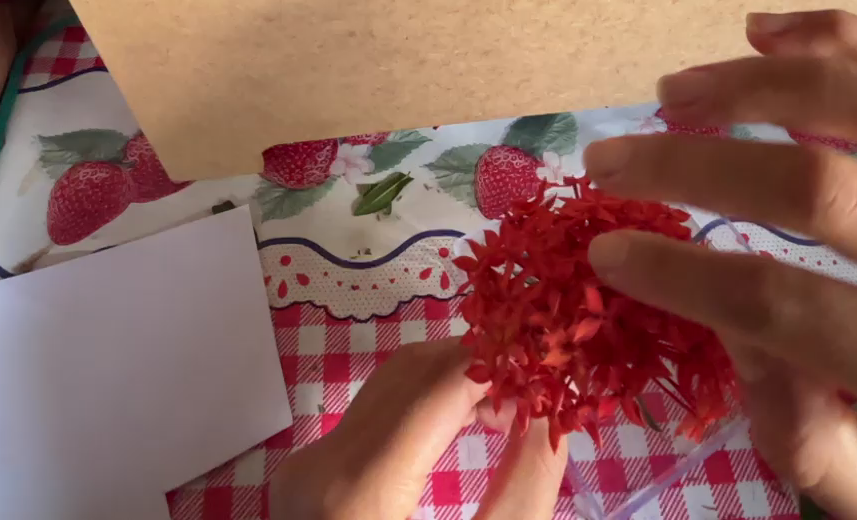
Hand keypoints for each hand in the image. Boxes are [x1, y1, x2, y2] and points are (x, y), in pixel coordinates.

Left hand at [268, 338, 566, 519]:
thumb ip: (524, 490)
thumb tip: (552, 412)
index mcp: (359, 492)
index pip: (443, 383)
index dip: (504, 363)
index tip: (552, 368)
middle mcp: (320, 463)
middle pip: (417, 371)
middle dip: (485, 366)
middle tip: (538, 387)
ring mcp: (304, 465)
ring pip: (394, 380)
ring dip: (456, 379)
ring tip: (509, 404)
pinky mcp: (304, 471)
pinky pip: (374, 407)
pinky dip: (425, 400)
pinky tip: (465, 418)